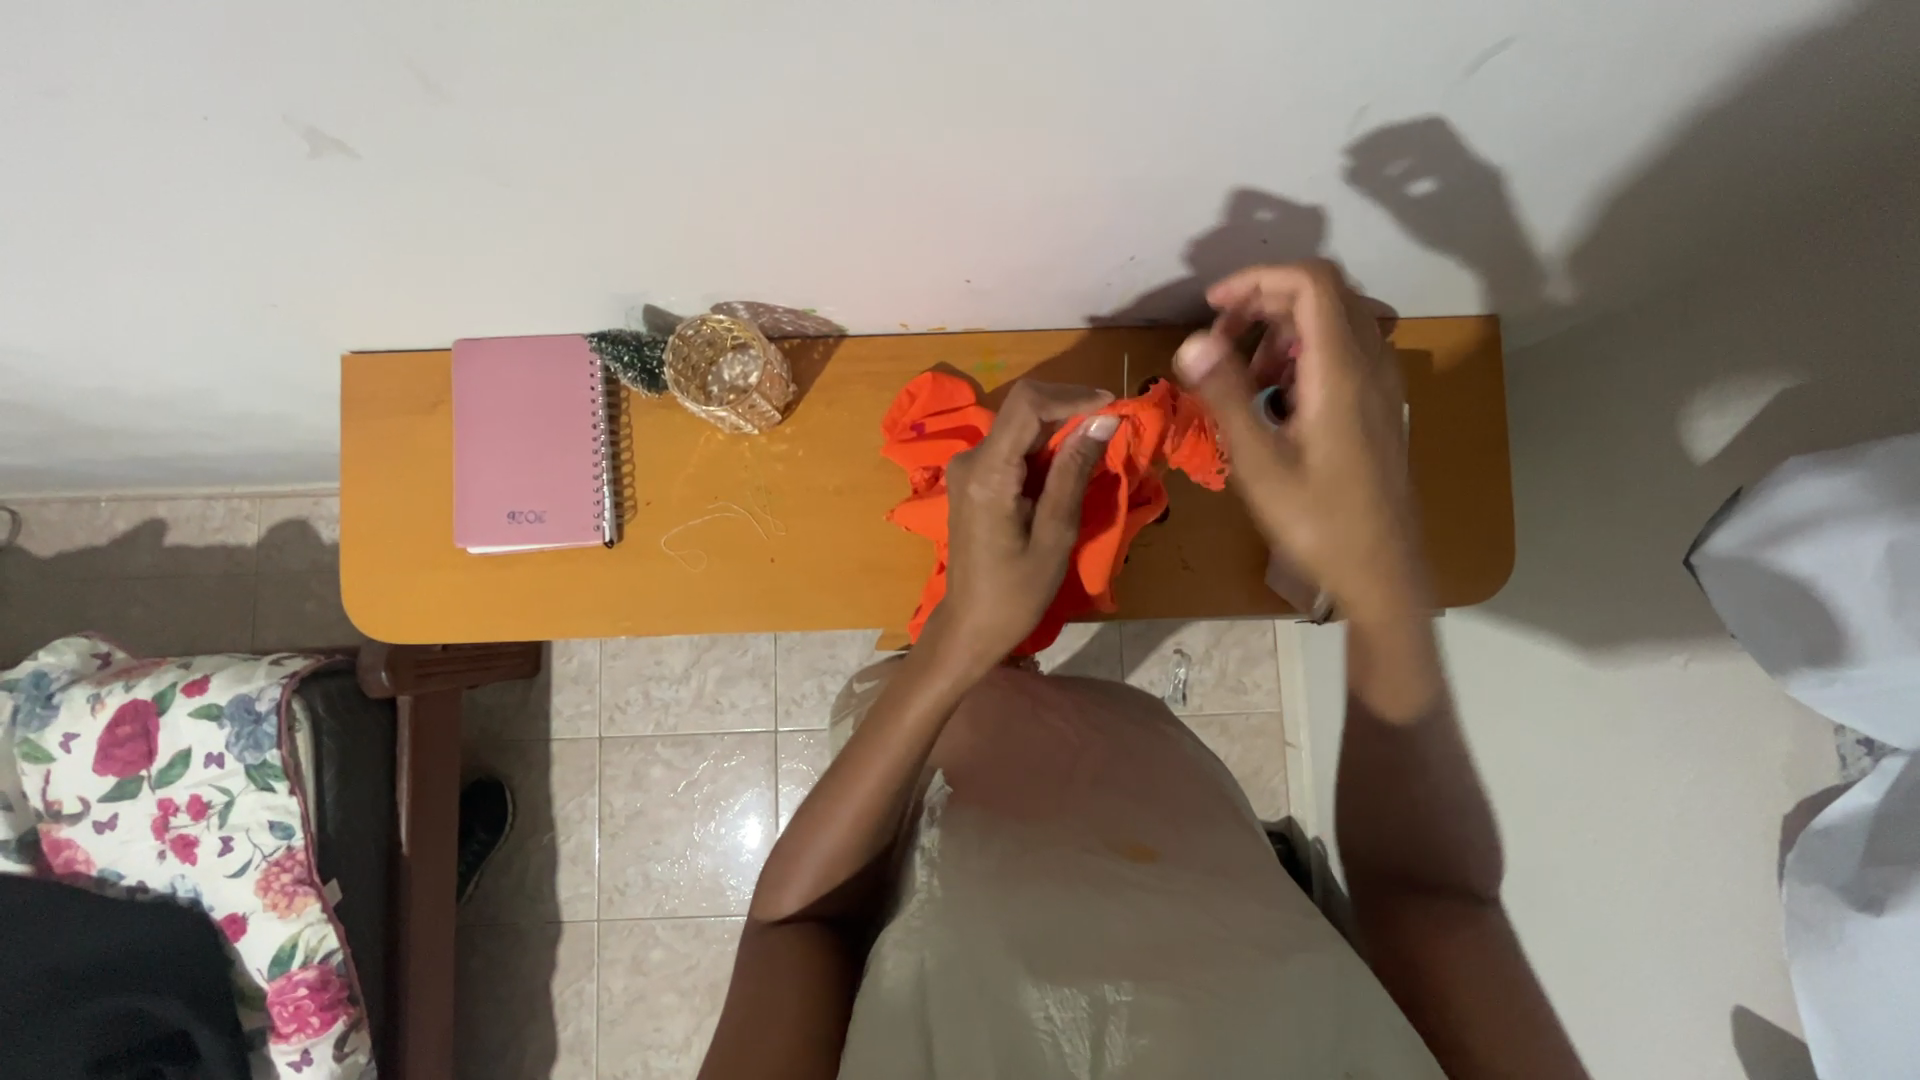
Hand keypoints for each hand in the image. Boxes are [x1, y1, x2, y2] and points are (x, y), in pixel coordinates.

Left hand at [926, 380, 1118, 669]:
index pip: (1026, 404)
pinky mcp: (972, 479)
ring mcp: (966, 468)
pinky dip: (1043, 450)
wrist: (972, 624)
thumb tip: (1103, 420)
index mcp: (987, 474)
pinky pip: (1012, 448)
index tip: (1112, 406)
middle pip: (1022, 411)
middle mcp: (969, 460)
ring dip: (1059, 431)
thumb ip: (1074, 472)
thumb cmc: (1016, 592)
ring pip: (1019, 427)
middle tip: (1111, 429)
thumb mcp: (1055, 534)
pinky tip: (1066, 471)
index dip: (1071, 396)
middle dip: (1069, 412)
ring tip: (1095, 453)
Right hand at [1175, 259, 1430, 622]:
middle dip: (1263, 304)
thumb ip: (1226, 395)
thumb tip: (1191, 342)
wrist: (1381, 571)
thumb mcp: (1259, 462)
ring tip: (1243, 377)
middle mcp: (1371, 364)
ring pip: (1335, 323)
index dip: (1258, 280)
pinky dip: (1303, 356)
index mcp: (1342, 370)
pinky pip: (1343, 354)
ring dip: (1282, 332)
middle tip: (1217, 344)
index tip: (1211, 307)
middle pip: (1323, 296)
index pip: (1311, 283)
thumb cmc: (1317, 521)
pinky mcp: (1378, 407)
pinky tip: (1276, 401)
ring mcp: (1381, 385)